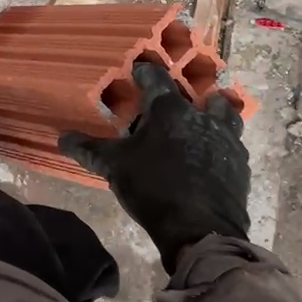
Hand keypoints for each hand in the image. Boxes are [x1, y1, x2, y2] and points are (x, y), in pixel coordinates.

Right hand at [59, 61, 248, 272]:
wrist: (200, 231)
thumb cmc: (152, 186)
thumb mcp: (111, 165)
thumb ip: (87, 147)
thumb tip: (62, 137)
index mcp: (169, 110)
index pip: (155, 77)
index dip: (144, 71)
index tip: (136, 70)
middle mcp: (201, 119)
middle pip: (205, 95)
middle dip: (190, 95)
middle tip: (171, 101)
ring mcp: (227, 144)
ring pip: (227, 118)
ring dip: (214, 117)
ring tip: (197, 124)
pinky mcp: (240, 169)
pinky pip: (231, 146)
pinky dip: (219, 144)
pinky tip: (206, 156)